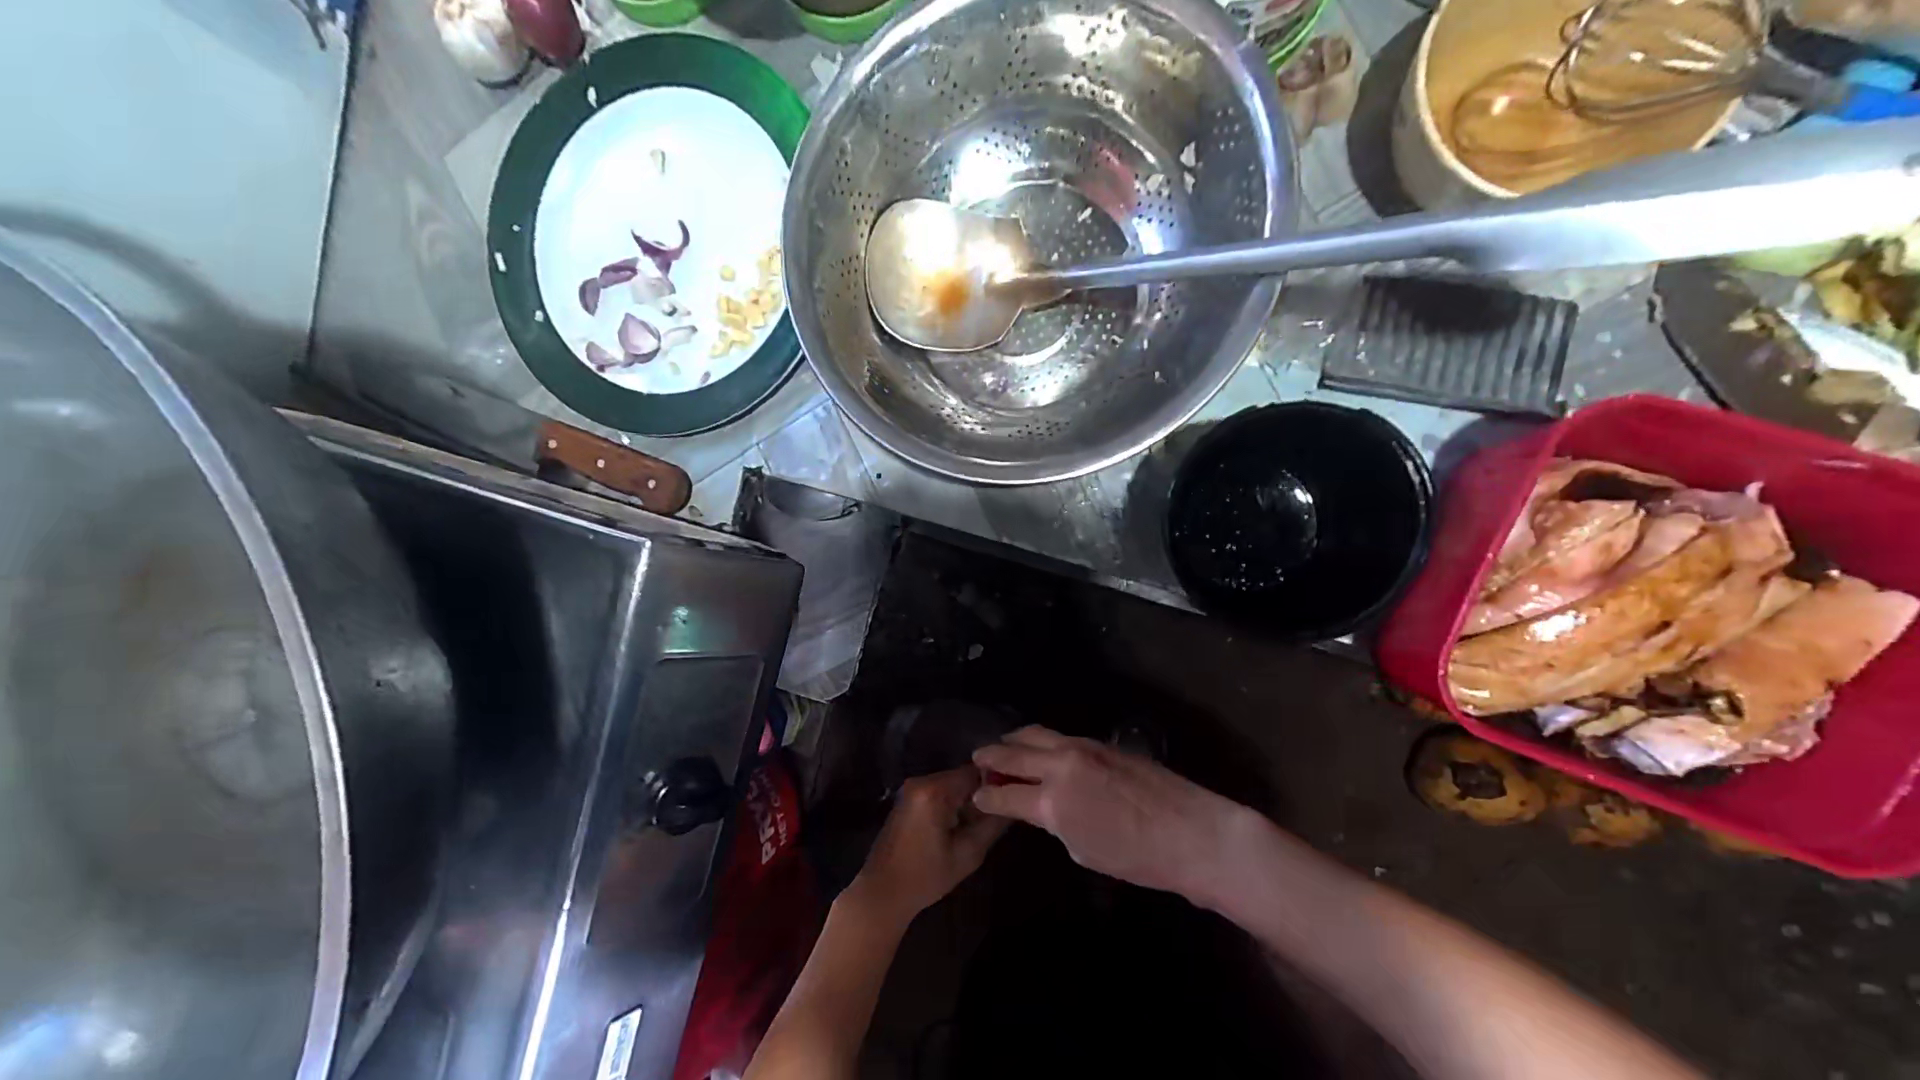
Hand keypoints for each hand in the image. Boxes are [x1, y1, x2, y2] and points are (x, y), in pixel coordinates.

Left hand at [847, 767, 1008, 926]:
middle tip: (1000, 815)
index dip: (997, 782)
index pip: (975, 772)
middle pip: (963, 777)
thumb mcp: (968, 854)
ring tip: (983, 823)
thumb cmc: (925, 876)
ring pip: (952, 786)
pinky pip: (939, 794)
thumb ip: (993, 824)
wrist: (881, 894)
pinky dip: (953, 806)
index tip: (1013, 797)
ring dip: (967, 802)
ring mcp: (911, 790)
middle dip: (982, 794)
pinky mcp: (908, 800)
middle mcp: (921, 781)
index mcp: (934, 790)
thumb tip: (1014, 804)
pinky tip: (961, 827)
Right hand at [971, 726, 1247, 900]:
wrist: (1194, 834)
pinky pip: (1062, 736)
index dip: (985, 795)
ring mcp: (1084, 748)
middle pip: (1015, 751)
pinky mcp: (1104, 743)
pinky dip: (1043, 740)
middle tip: (977, 758)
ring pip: (1038, 733)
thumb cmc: (1140, 859)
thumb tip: (1047, 809)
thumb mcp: (1085, 851)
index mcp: (1053, 801)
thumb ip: (1057, 824)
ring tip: (1004, 745)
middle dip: (992, 755)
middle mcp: (1062, 764)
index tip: (975, 794)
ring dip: (1016, 739)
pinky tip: (1042, 749)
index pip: (1005, 793)